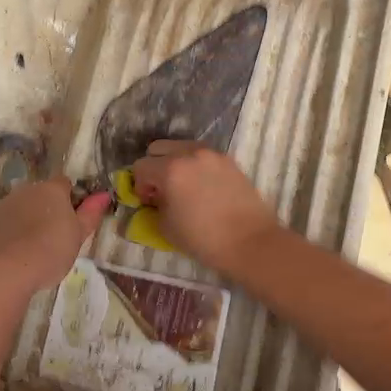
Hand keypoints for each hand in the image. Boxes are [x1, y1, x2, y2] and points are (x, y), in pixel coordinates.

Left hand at [0, 180, 111, 301]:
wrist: (4, 268)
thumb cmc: (50, 250)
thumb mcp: (78, 235)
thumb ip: (90, 214)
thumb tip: (103, 195)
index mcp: (51, 189)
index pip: (64, 183)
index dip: (71, 199)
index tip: (74, 221)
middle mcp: (25, 190)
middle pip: (40, 195)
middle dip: (48, 210)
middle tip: (55, 238)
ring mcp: (3, 204)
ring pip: (21, 208)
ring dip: (28, 221)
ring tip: (33, 250)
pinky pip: (4, 223)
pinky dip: (10, 233)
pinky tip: (13, 254)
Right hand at [131, 141, 282, 273]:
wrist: (250, 242)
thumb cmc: (203, 238)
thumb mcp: (165, 227)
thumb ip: (154, 207)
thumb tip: (155, 199)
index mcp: (170, 169)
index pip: (141, 166)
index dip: (139, 185)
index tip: (148, 202)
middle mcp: (190, 154)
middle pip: (158, 148)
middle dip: (154, 167)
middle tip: (162, 190)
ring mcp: (212, 155)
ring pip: (182, 148)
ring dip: (175, 163)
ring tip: (184, 188)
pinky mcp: (229, 161)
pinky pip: (202, 156)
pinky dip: (195, 167)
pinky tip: (203, 189)